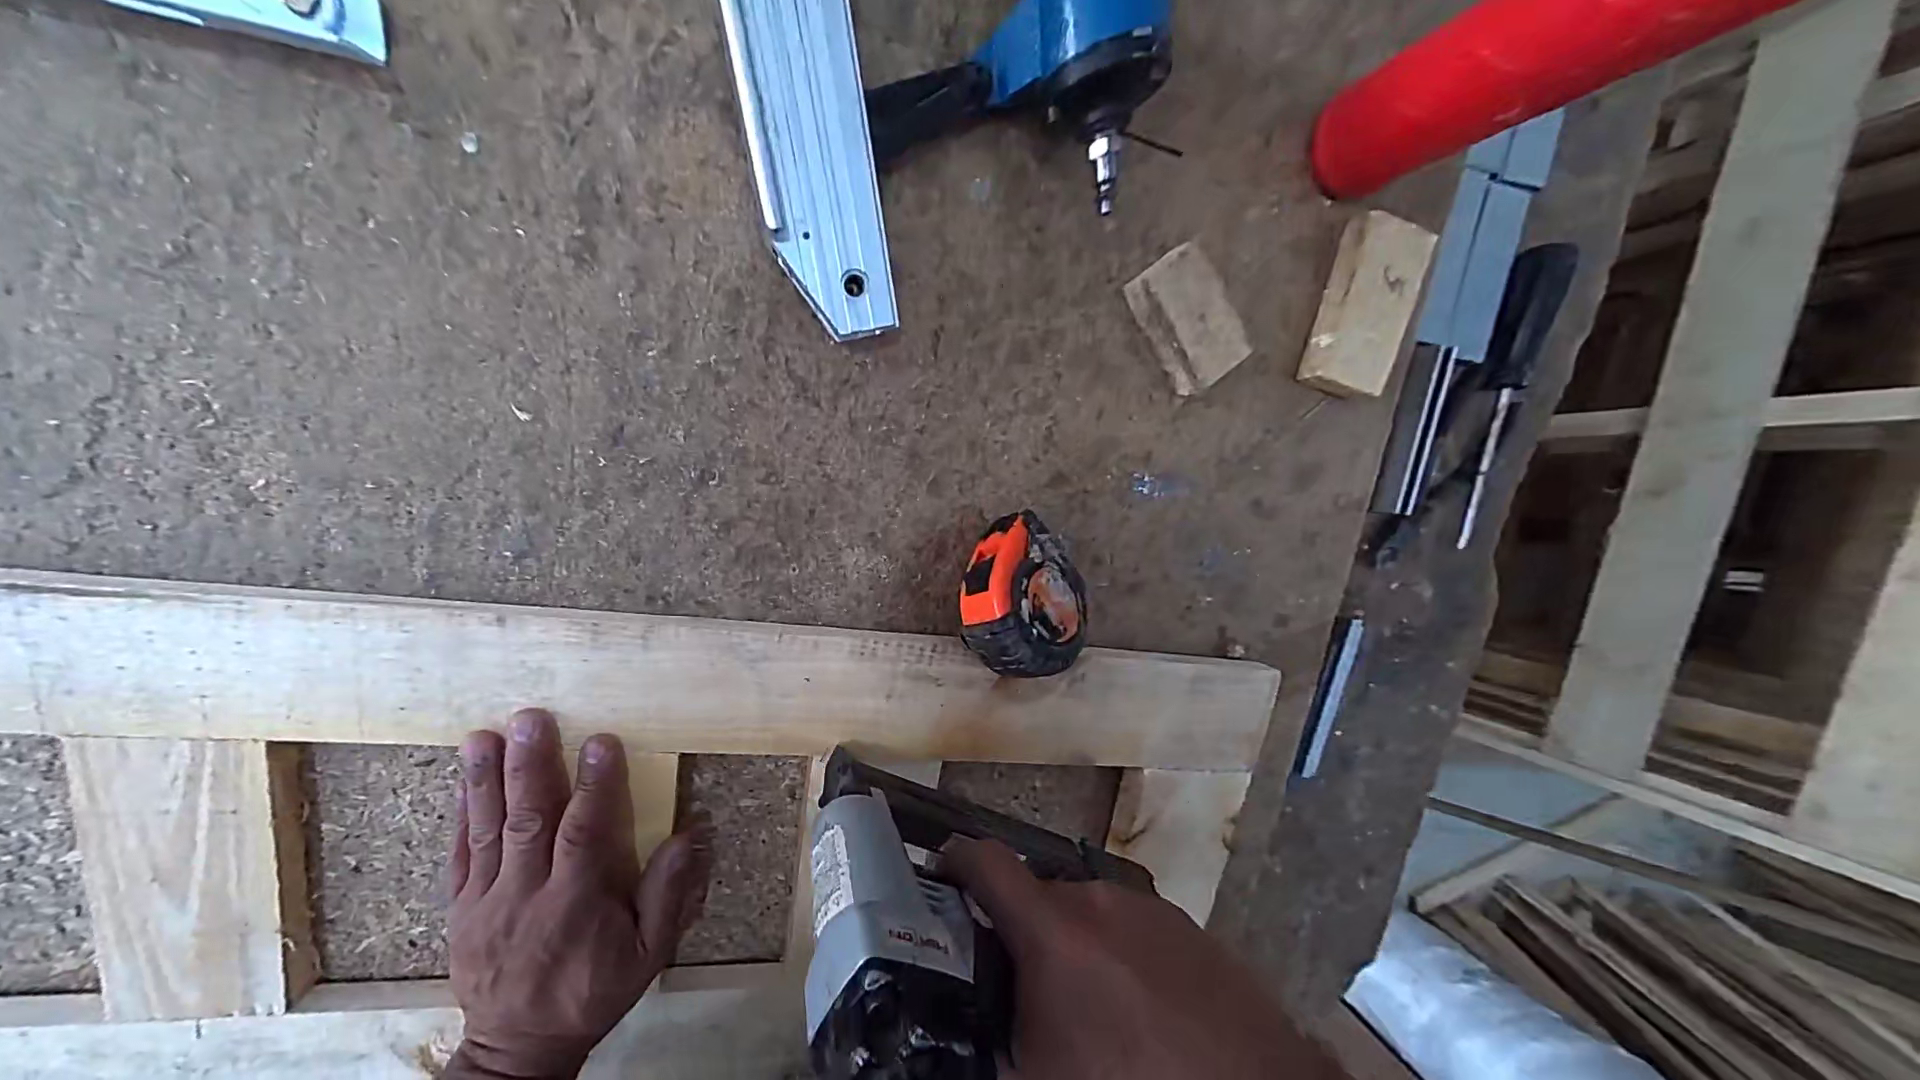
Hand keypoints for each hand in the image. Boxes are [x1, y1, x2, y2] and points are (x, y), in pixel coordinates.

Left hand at [446, 708, 712, 1079]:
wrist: (518, 1048)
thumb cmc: (594, 991)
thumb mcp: (648, 954)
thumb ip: (668, 895)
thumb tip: (689, 836)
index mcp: (575, 902)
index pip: (584, 833)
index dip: (595, 785)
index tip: (601, 741)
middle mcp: (525, 894)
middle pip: (528, 820)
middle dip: (530, 764)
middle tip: (531, 718)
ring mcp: (486, 900)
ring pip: (487, 830)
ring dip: (485, 780)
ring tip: (482, 736)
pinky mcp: (461, 909)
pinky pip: (459, 856)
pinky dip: (461, 816)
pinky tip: (464, 784)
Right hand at [941, 839, 1345, 1079]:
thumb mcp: (1037, 1075)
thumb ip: (997, 1043)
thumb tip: (981, 1037)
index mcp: (1054, 932)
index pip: (987, 862)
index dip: (956, 858)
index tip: (940, 868)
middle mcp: (1100, 902)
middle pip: (1040, 899)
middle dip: (1023, 934)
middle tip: (1020, 987)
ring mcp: (1152, 911)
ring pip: (1090, 915)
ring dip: (1075, 948)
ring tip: (1087, 1008)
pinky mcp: (1193, 932)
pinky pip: (1135, 931)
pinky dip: (1120, 957)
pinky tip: (1139, 1012)